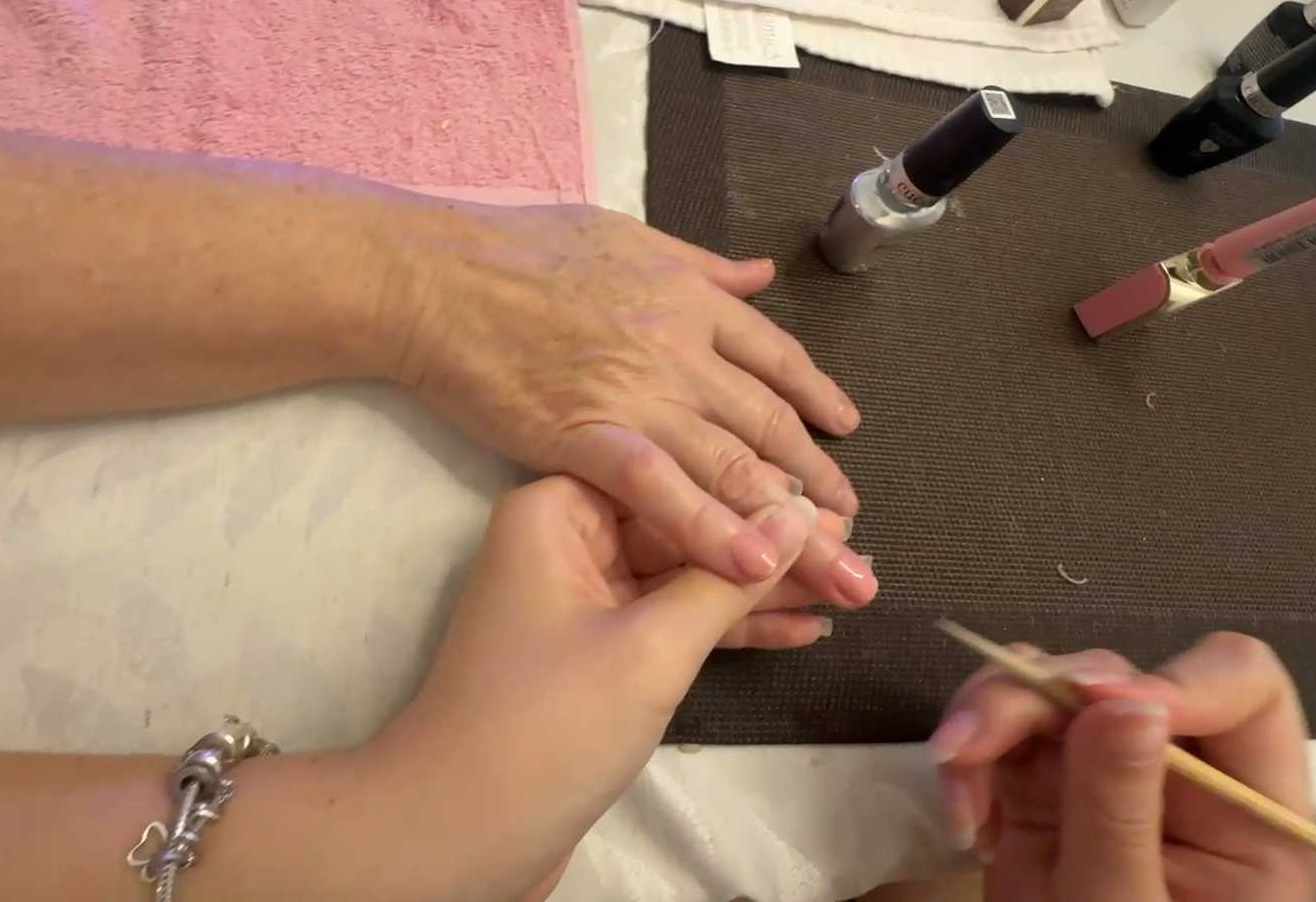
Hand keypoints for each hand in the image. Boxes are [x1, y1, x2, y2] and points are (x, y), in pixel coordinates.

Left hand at [365, 477, 822, 898]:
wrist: (459, 838)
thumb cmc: (547, 724)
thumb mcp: (651, 645)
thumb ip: (730, 577)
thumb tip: (802, 517)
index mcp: (562, 506)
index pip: (675, 477)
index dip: (759, 495)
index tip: (838, 510)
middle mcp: (571, 533)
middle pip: (688, 525)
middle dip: (770, 550)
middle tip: (856, 557)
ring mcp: (586, 590)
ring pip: (687, 573)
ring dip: (761, 589)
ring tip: (849, 590)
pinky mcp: (600, 640)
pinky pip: (673, 615)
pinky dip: (729, 625)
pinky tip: (801, 626)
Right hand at [389, 201, 874, 608]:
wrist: (441, 277)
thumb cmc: (522, 248)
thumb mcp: (625, 234)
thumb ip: (700, 263)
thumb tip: (759, 275)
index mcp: (690, 298)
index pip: (774, 357)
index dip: (815, 397)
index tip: (842, 430)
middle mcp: (681, 350)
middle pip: (769, 423)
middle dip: (819, 478)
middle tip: (855, 523)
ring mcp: (639, 395)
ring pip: (733, 464)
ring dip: (792, 520)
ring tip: (836, 563)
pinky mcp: (588, 437)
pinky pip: (663, 491)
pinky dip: (712, 530)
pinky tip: (754, 568)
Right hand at [929, 633, 1315, 901]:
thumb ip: (1118, 808)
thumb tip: (1123, 699)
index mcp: (1246, 811)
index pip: (1242, 692)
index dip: (1179, 679)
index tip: (1096, 705)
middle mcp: (1174, 769)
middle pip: (1110, 675)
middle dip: (1029, 699)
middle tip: (965, 745)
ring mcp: (1100, 760)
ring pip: (1040, 679)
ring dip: (984, 719)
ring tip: (954, 785)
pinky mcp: (1036, 765)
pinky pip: (994, 713)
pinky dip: (965, 750)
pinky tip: (962, 812)